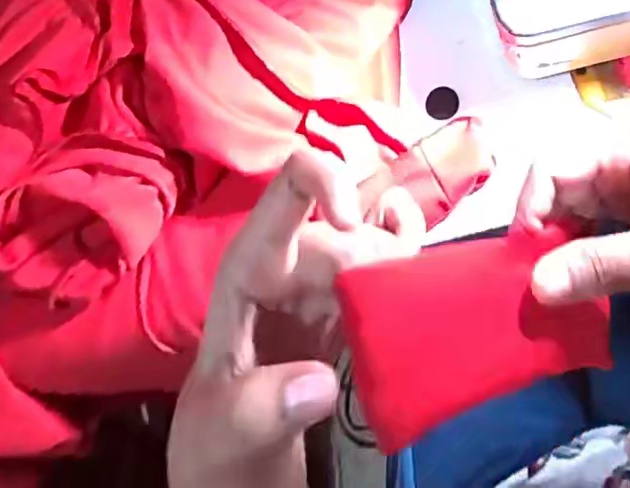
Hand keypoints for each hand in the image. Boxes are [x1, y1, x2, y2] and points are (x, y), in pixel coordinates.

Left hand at [167, 150, 422, 486]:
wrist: (240, 449)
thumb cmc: (218, 433)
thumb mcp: (220, 432)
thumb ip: (258, 408)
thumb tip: (322, 384)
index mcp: (256, 260)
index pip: (294, 180)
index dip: (329, 180)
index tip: (352, 223)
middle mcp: (299, 249)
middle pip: (356, 221)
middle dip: (376, 259)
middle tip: (377, 319)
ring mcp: (331, 267)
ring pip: (384, 236)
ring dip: (399, 267)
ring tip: (390, 316)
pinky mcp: (356, 287)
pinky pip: (396, 245)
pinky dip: (411, 246)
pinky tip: (411, 267)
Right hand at [515, 138, 629, 304]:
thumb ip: (598, 266)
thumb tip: (537, 287)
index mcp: (619, 154)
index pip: (552, 168)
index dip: (533, 209)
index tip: (528, 261)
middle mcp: (612, 164)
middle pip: (555, 188)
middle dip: (541, 232)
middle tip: (537, 282)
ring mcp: (619, 186)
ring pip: (567, 209)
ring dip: (556, 245)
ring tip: (552, 288)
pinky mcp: (626, 209)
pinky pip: (587, 225)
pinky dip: (576, 252)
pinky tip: (576, 282)